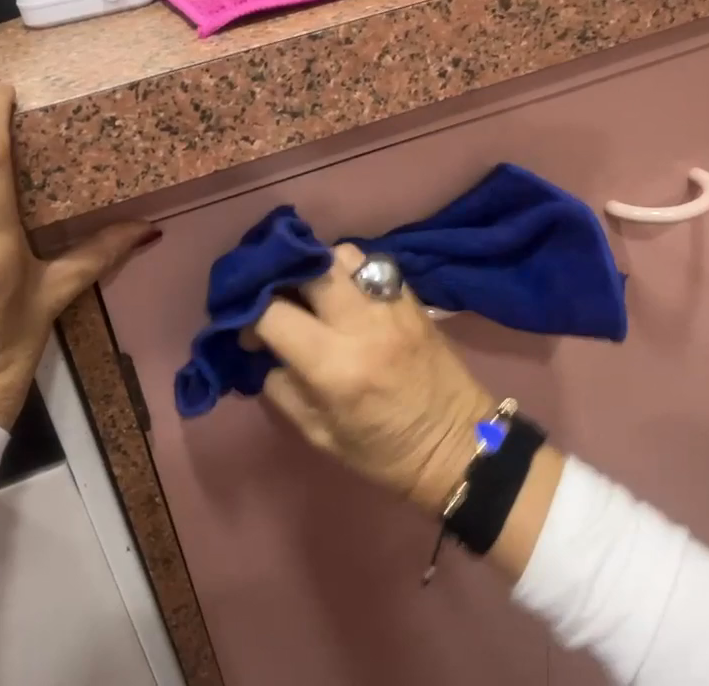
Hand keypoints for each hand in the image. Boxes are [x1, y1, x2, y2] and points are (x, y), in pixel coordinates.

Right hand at [251, 244, 497, 513]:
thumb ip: (282, 386)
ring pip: (342, 255)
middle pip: (308, 267)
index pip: (273, 312)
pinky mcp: (412, 299)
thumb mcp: (319, 434)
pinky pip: (372, 265)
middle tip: (273, 295)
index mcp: (334, 365)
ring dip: (317, 266)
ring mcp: (391, 305)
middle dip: (280, 277)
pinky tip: (345, 293)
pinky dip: (349, 271)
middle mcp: (362, 324)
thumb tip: (262, 349)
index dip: (249, 316)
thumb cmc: (385, 452)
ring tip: (311, 289)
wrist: (461, 447)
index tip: (248, 330)